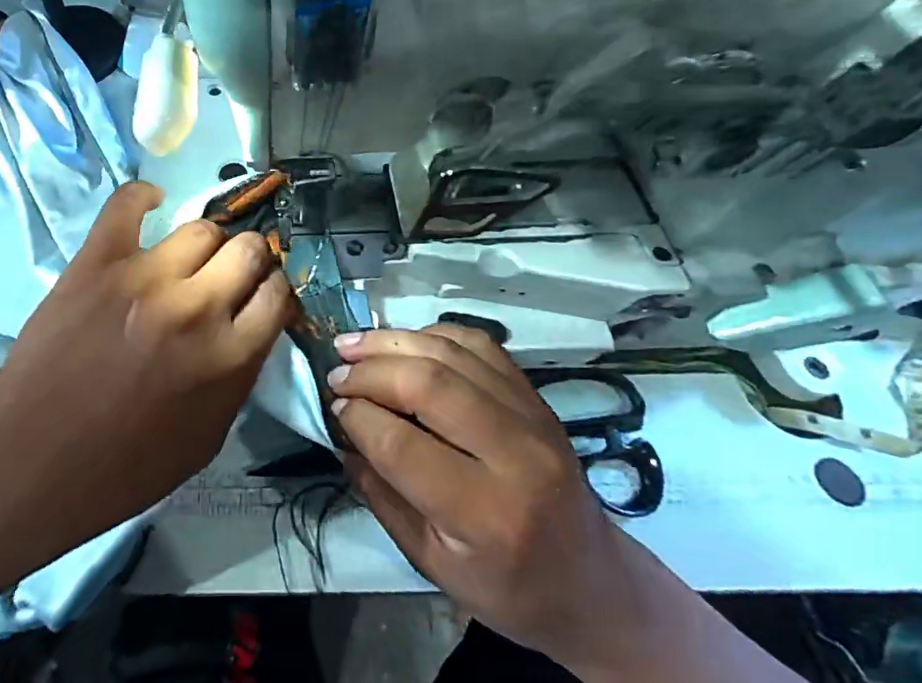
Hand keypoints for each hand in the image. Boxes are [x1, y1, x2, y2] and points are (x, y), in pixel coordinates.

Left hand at [0, 180, 295, 542]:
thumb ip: (241, 377)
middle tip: (229, 277)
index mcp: (229, 356)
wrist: (30, 464)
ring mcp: (144, 278)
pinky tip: (152, 203)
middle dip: (249, 261)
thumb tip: (253, 329)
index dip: (274, 291)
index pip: (278, 292)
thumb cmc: (124, 467)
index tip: (261, 296)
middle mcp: (197, 307)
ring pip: (201, 227)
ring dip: (205, 244)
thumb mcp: (208, 438)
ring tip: (187, 261)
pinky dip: (143, 196)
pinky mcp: (96, 263)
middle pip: (249, 249)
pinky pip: (126, 204)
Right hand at [330, 326, 798, 682]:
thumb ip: (383, 496)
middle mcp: (514, 454)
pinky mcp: (535, 396)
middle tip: (337, 372)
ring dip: (396, 342)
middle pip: (430, 385)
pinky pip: (481, 345)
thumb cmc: (507, 588)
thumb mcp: (433, 564)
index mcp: (485, 513)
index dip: (358, 418)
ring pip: (455, 353)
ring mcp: (532, 416)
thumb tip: (342, 434)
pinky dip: (435, 335)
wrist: (590, 580)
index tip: (331, 407)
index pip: (403, 445)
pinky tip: (405, 341)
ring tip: (355, 344)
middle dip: (372, 371)